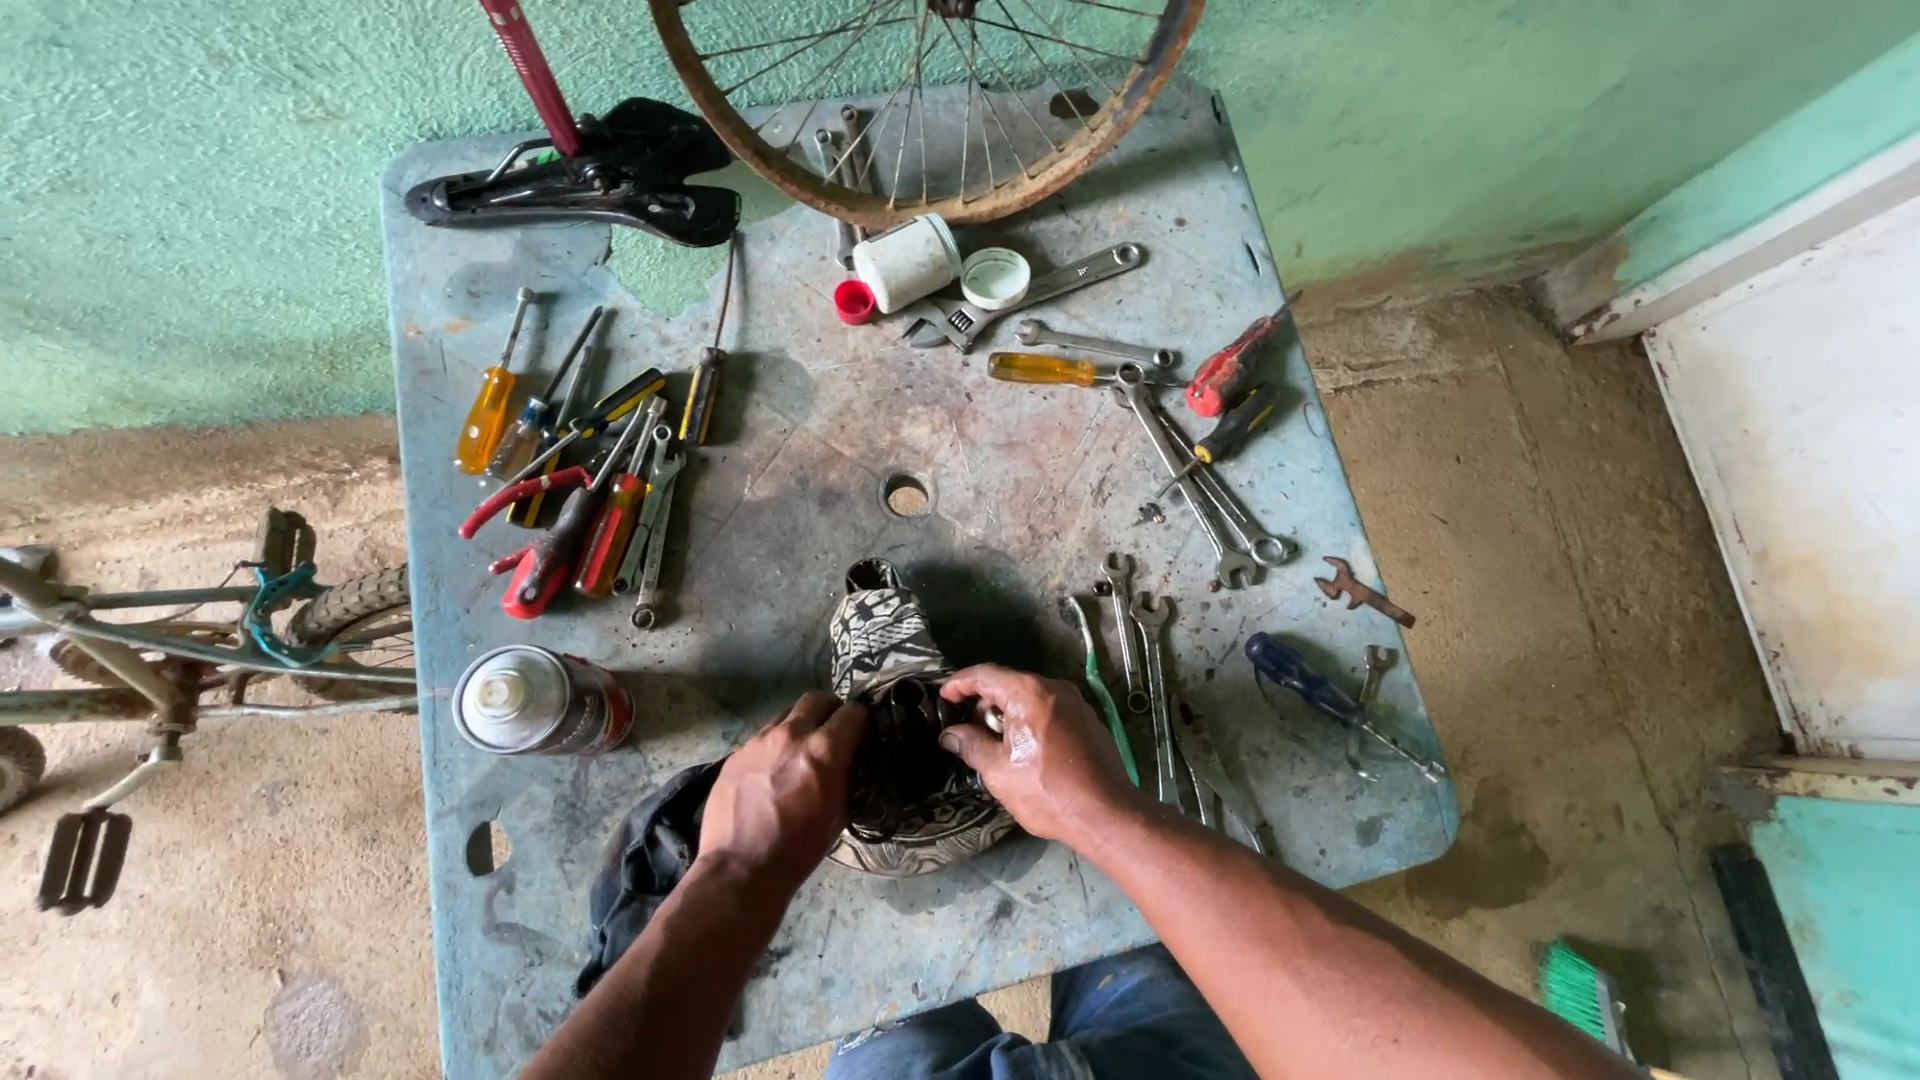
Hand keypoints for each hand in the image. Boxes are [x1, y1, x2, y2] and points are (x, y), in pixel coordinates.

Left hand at [698, 692, 867, 892]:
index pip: (853, 713)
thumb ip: (846, 776)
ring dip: (799, 726)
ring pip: (787, 715)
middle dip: (830, 710)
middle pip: (817, 699)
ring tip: (798, 751)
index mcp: (824, 749)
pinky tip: (771, 771)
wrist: (741, 867)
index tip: (861, 733)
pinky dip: (774, 746)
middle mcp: (792, 734)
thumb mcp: (838, 813)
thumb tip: (849, 760)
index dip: (861, 722)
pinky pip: (762, 737)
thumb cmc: (799, 848)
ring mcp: (759, 740)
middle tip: (832, 731)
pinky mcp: (736, 753)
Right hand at [938, 665, 1141, 843]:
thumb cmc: (1047, 791)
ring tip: (991, 742)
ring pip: (1030, 697)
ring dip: (1006, 713)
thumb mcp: (999, 771)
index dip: (959, 683)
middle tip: (965, 728)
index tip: (943, 697)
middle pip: (1008, 683)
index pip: (984, 674)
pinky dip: (1029, 719)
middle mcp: (1054, 688)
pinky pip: (1048, 709)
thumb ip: (971, 746)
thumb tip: (950, 735)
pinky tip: (1022, 747)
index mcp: (1029, 692)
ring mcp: (1075, 703)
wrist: (1106, 813)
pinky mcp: (1087, 720)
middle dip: (983, 702)